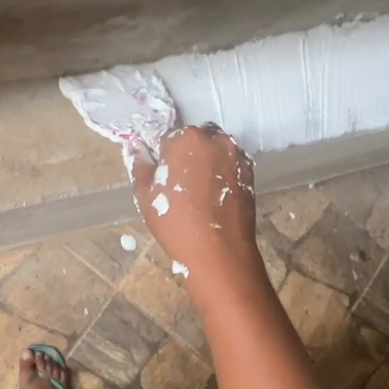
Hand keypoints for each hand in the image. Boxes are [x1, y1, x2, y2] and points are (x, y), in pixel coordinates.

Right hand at [131, 125, 262, 287]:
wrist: (219, 251)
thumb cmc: (177, 224)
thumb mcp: (145, 196)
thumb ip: (140, 166)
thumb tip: (138, 149)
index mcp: (185, 138)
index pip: (166, 136)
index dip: (161, 155)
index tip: (160, 174)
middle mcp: (214, 139)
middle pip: (195, 139)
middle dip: (186, 154)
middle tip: (178, 183)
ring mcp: (236, 155)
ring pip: (215, 150)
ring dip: (206, 162)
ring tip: (197, 192)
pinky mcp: (251, 172)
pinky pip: (230, 164)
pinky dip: (222, 173)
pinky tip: (213, 197)